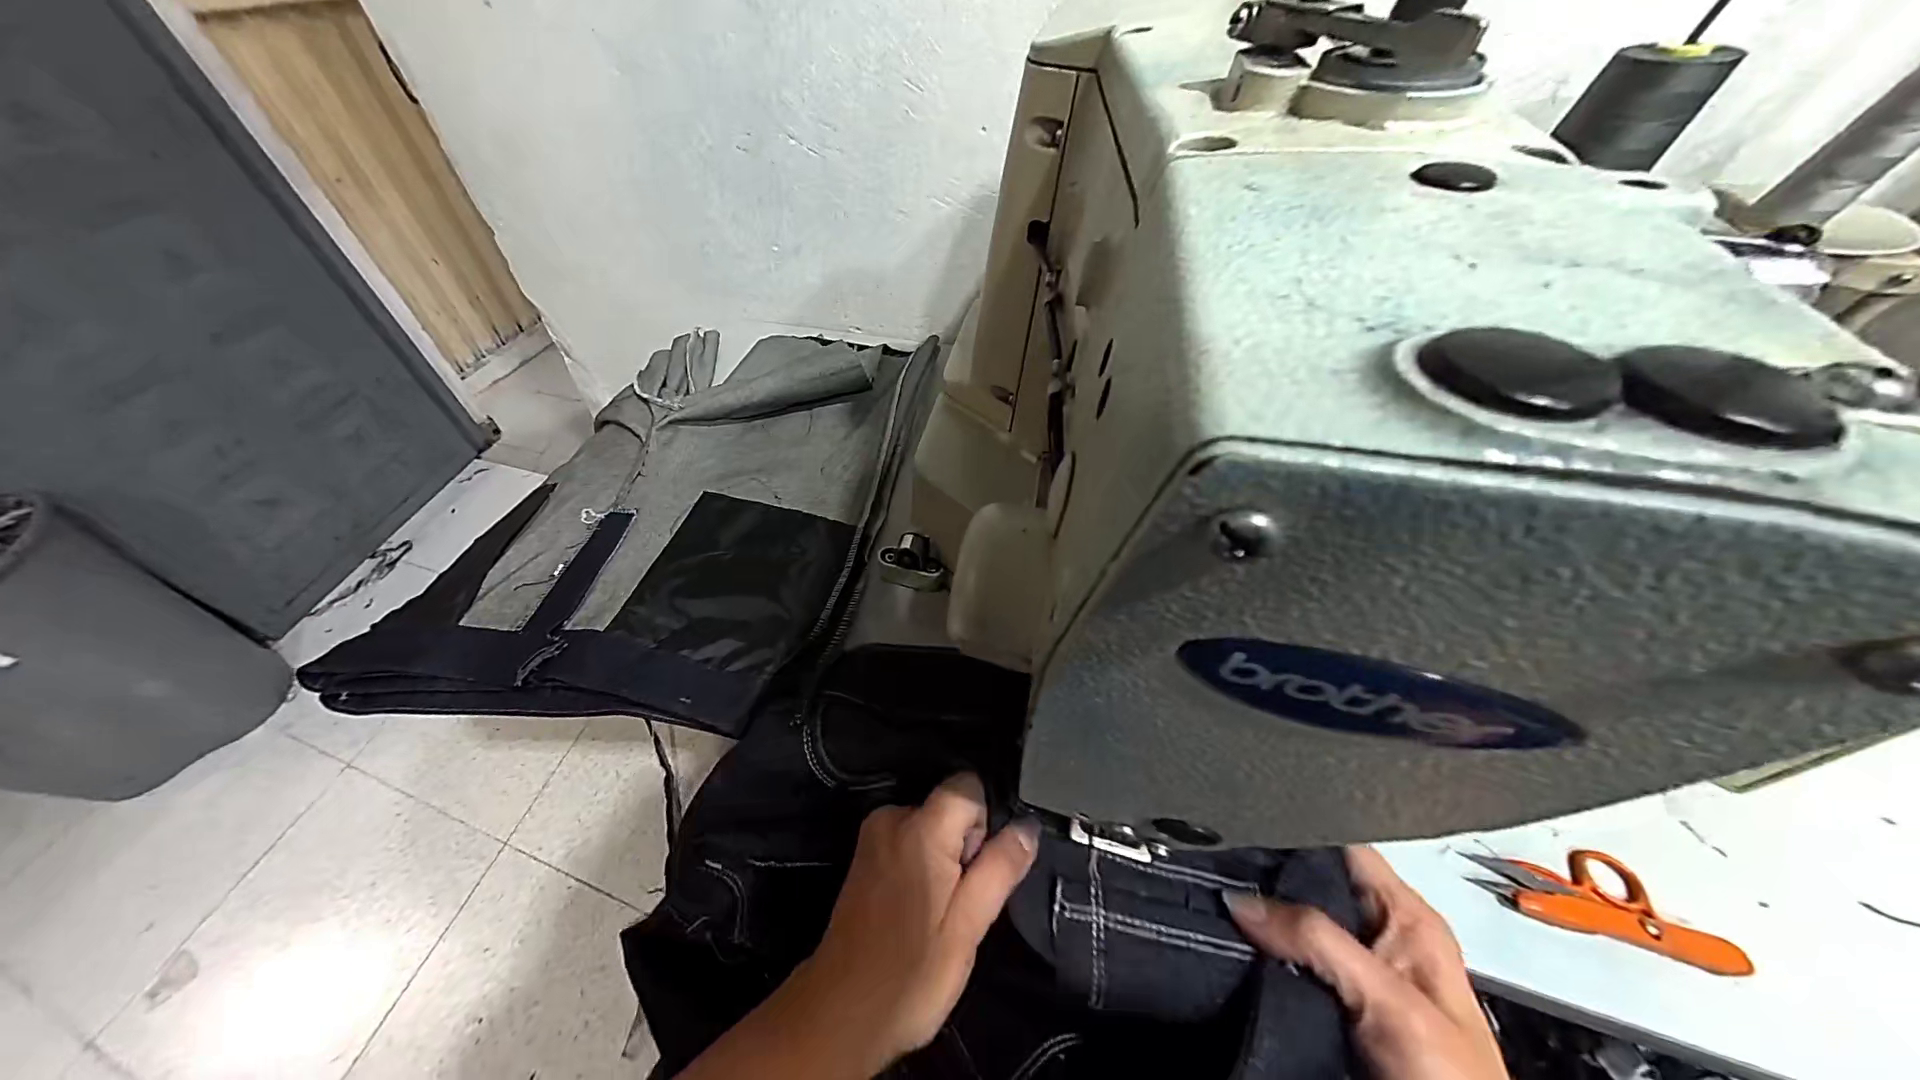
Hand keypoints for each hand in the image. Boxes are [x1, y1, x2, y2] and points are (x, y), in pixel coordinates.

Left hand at [678, 773, 1038, 1079]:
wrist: (841, 1013)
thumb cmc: (911, 973)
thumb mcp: (970, 925)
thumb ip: (1001, 867)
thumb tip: (1028, 827)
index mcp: (919, 828)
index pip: (968, 785)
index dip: (985, 822)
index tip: (979, 867)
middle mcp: (891, 817)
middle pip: (949, 806)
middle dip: (964, 844)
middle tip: (959, 900)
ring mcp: (872, 835)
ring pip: (931, 825)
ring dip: (943, 858)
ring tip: (936, 910)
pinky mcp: (864, 855)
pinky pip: (909, 839)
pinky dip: (921, 864)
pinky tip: (915, 908)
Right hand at [1226, 847, 1507, 1079]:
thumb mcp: (1390, 1001)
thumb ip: (1319, 939)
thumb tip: (1243, 900)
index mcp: (1409, 918)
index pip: (1343, 845)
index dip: (1297, 831)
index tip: (1247, 827)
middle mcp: (1379, 933)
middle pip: (1310, 878)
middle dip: (1269, 874)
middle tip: (1224, 869)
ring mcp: (1353, 967)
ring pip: (1293, 917)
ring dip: (1261, 913)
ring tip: (1220, 899)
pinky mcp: (1330, 998)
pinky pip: (1284, 955)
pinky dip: (1260, 949)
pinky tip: (1236, 942)